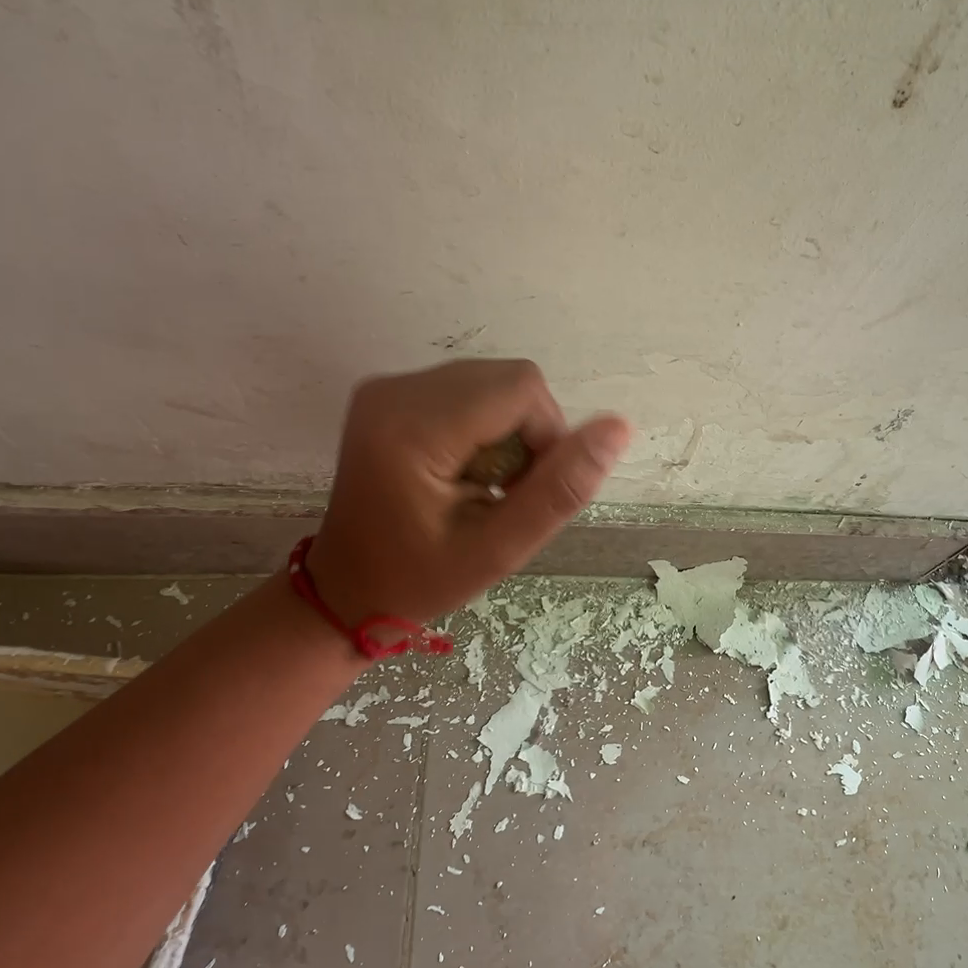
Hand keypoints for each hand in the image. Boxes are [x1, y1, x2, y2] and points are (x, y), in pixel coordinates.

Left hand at [304, 359, 629, 624]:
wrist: (347, 587)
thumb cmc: (421, 579)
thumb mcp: (499, 549)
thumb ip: (559, 489)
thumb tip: (619, 427)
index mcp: (413, 427)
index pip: (522, 389)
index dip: (546, 437)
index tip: (520, 491)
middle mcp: (396, 390)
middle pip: (509, 379)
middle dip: (527, 433)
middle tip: (500, 491)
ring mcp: (388, 386)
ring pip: (494, 381)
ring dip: (507, 429)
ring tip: (481, 483)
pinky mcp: (390, 391)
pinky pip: (469, 387)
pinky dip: (485, 424)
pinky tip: (464, 467)